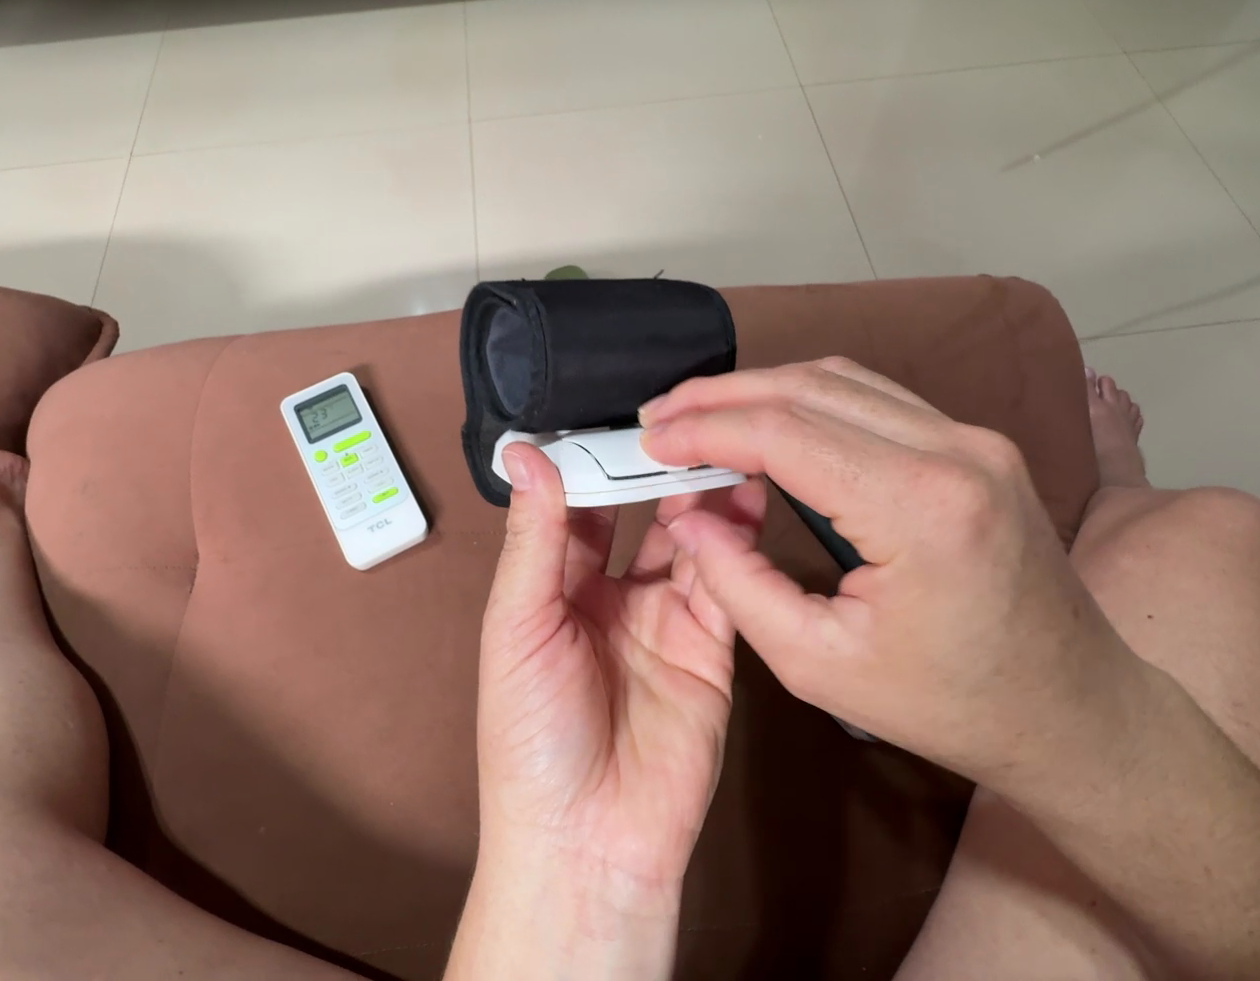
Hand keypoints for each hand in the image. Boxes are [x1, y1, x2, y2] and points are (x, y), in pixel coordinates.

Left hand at [447, 442, 765, 979]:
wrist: (588, 842)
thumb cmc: (530, 743)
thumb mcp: (518, 628)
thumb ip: (533, 541)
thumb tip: (524, 458)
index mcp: (552, 592)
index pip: (576, 510)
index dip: (593, 464)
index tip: (613, 417)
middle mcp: (609, 601)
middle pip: (639, 519)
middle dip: (657, 476)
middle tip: (680, 428)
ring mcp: (662, 622)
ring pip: (688, 544)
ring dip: (701, 501)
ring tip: (719, 452)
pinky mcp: (709, 649)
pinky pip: (724, 586)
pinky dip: (732, 546)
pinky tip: (740, 504)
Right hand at [638, 358, 1142, 798]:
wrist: (1070, 709)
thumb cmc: (945, 703)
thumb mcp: (818, 663)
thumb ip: (738, 584)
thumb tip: (687, 519)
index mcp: (919, 506)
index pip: (785, 432)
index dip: (705, 429)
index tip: (649, 440)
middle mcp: (954, 450)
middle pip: (809, 387)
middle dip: (720, 396)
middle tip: (657, 416)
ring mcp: (972, 438)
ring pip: (840, 379)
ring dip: (760, 388)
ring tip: (696, 414)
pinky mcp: (974, 443)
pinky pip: (872, 397)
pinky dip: (805, 398)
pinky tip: (764, 419)